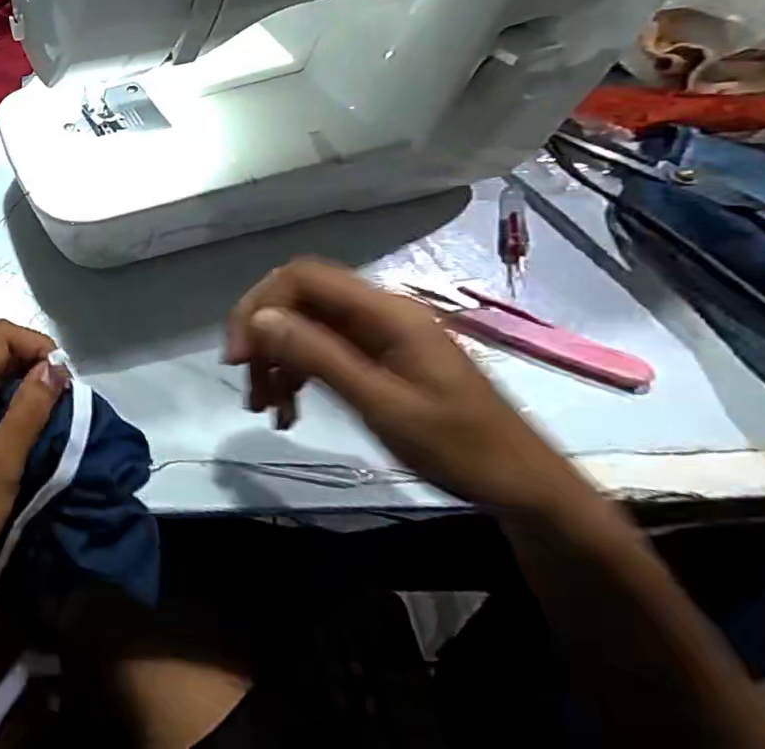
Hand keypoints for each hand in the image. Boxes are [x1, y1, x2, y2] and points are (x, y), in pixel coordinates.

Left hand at [0, 320, 65, 616]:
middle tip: (67, 401)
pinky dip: (19, 409)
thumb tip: (57, 364)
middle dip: (37, 366)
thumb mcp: (4, 459)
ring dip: (31, 390)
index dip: (36, 345)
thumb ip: (30, 407)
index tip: (65, 379)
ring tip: (58, 418)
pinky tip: (37, 433)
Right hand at [224, 258, 594, 516]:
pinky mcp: (378, 357)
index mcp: (386, 312)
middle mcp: (379, 311)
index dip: (259, 305)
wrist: (526, 488)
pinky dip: (296, 374)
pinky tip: (288, 410)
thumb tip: (259, 320)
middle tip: (243, 378)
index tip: (238, 355)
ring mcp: (379, 334)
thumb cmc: (459, 447)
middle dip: (262, 334)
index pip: (301, 277)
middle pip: (297, 298)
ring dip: (275, 359)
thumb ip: (318, 356)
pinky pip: (321, 350)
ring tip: (265, 406)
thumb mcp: (382, 404)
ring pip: (304, 326)